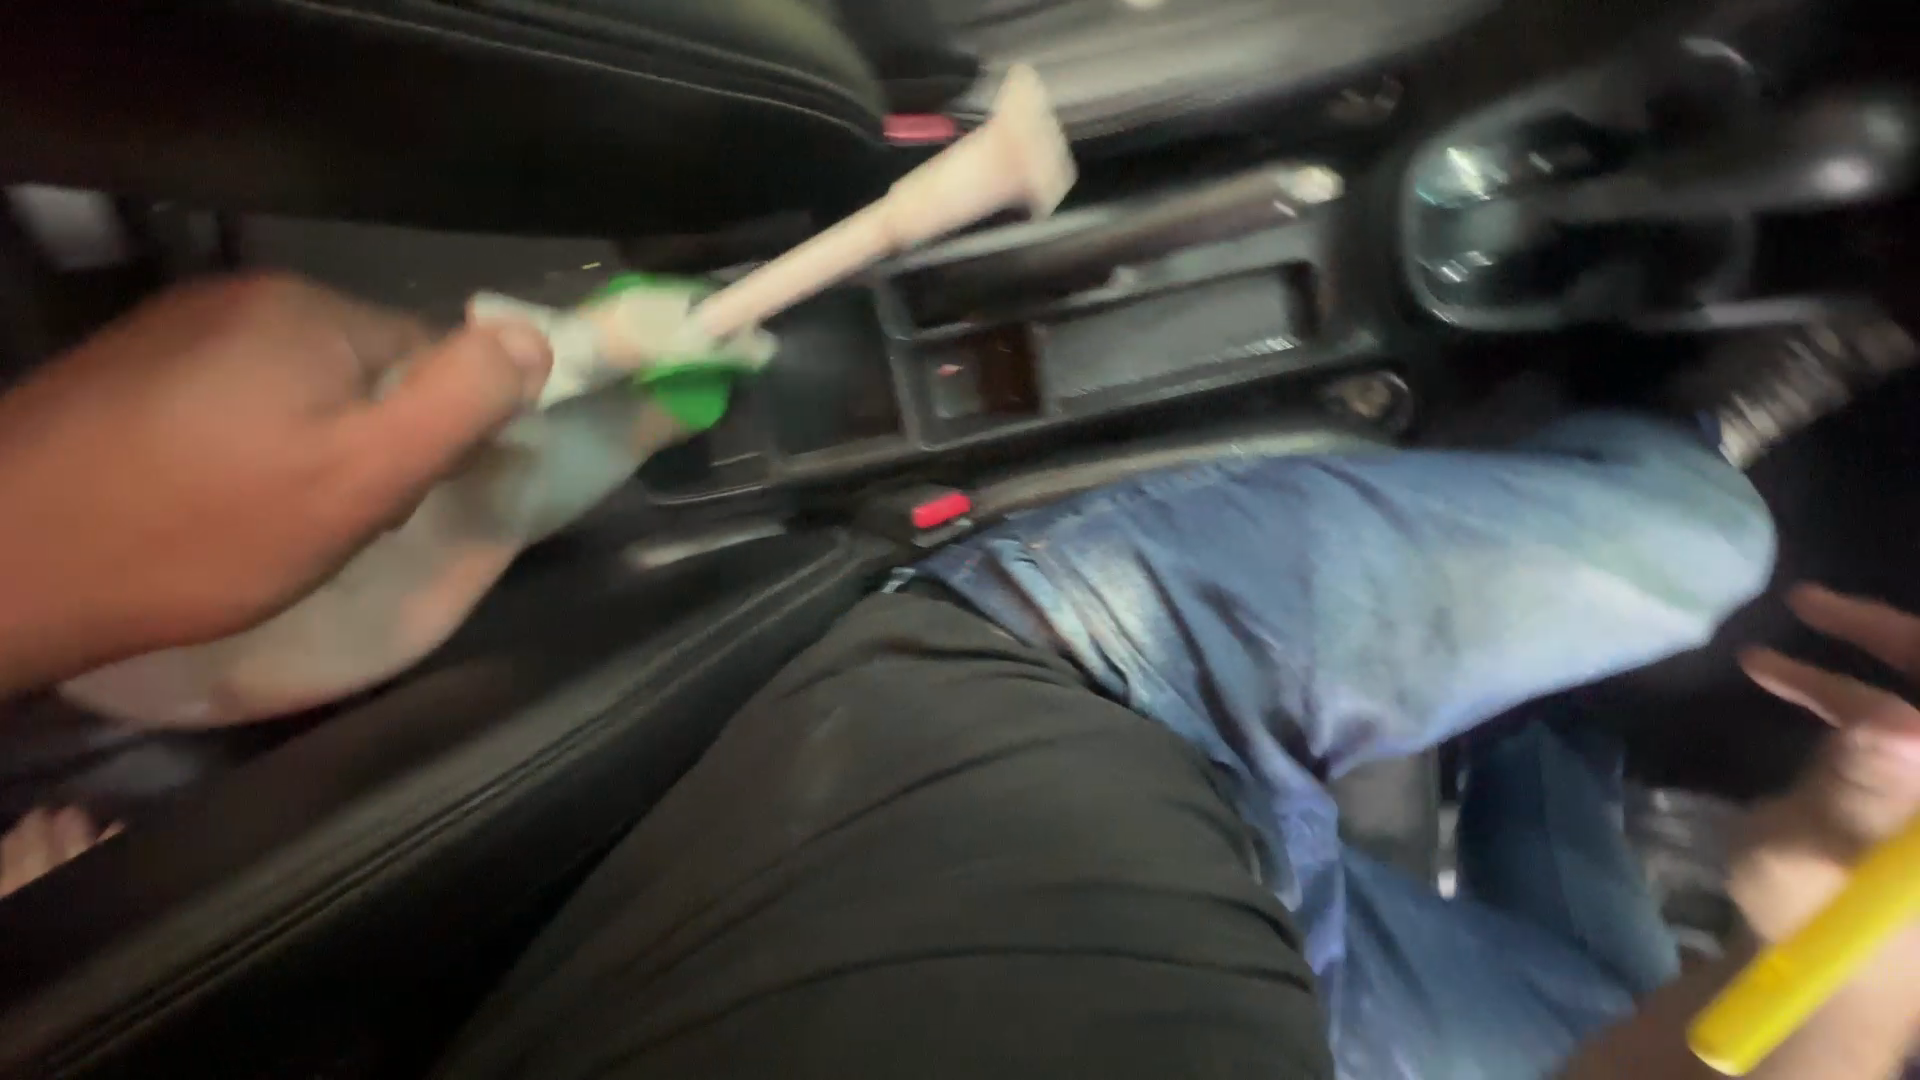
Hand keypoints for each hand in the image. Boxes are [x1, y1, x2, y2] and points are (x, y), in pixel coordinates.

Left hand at [0, 274, 551, 692]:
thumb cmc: (207, 530)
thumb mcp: (366, 474)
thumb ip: (461, 402)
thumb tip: (535, 340)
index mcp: (311, 312)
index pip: (438, 357)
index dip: (444, 429)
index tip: (403, 489)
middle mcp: (248, 300)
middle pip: (382, 372)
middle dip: (386, 441)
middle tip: (344, 511)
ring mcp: (187, 330)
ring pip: (323, 390)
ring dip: (333, 449)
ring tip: (289, 512)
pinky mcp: (145, 370)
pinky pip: (259, 400)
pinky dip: (273, 449)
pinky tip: (236, 498)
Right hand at [1733, 585, 1919, 987]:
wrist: (1827, 970)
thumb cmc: (1813, 920)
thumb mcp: (1812, 859)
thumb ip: (1856, 791)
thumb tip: (1897, 724)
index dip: (1910, 646)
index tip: (1831, 612)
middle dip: (1895, 636)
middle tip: (1811, 602)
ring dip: (1877, 650)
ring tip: (1798, 617)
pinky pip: (1904, 719)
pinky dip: (1850, 689)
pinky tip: (1781, 675)